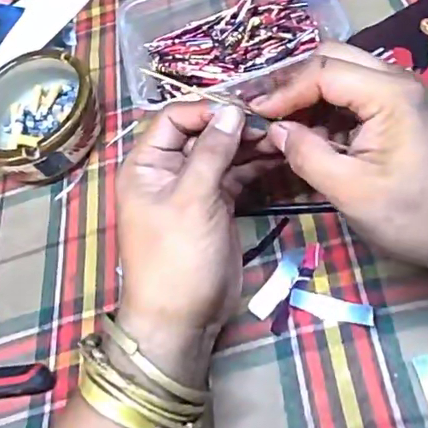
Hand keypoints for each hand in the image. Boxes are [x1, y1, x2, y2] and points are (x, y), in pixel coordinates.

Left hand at [114, 102, 277, 378]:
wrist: (182, 317)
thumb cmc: (176, 255)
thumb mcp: (191, 199)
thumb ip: (211, 152)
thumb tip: (231, 110)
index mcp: (146, 164)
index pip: (174, 119)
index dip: (207, 110)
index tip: (243, 109)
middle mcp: (166, 170)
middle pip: (201, 133)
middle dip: (233, 126)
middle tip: (271, 123)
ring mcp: (192, 187)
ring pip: (221, 153)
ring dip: (248, 144)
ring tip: (280, 136)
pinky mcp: (215, 204)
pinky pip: (233, 175)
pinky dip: (253, 166)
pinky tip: (277, 156)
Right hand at [249, 43, 427, 280]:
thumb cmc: (418, 217)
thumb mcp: (352, 191)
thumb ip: (306, 154)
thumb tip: (274, 130)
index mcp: (390, 93)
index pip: (321, 70)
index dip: (282, 89)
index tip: (254, 113)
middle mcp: (398, 80)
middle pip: (332, 58)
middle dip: (293, 80)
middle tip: (263, 107)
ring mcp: (405, 93)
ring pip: (344, 72)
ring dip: (310, 92)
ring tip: (281, 120)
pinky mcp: (405, 110)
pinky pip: (357, 93)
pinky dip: (329, 106)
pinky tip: (312, 132)